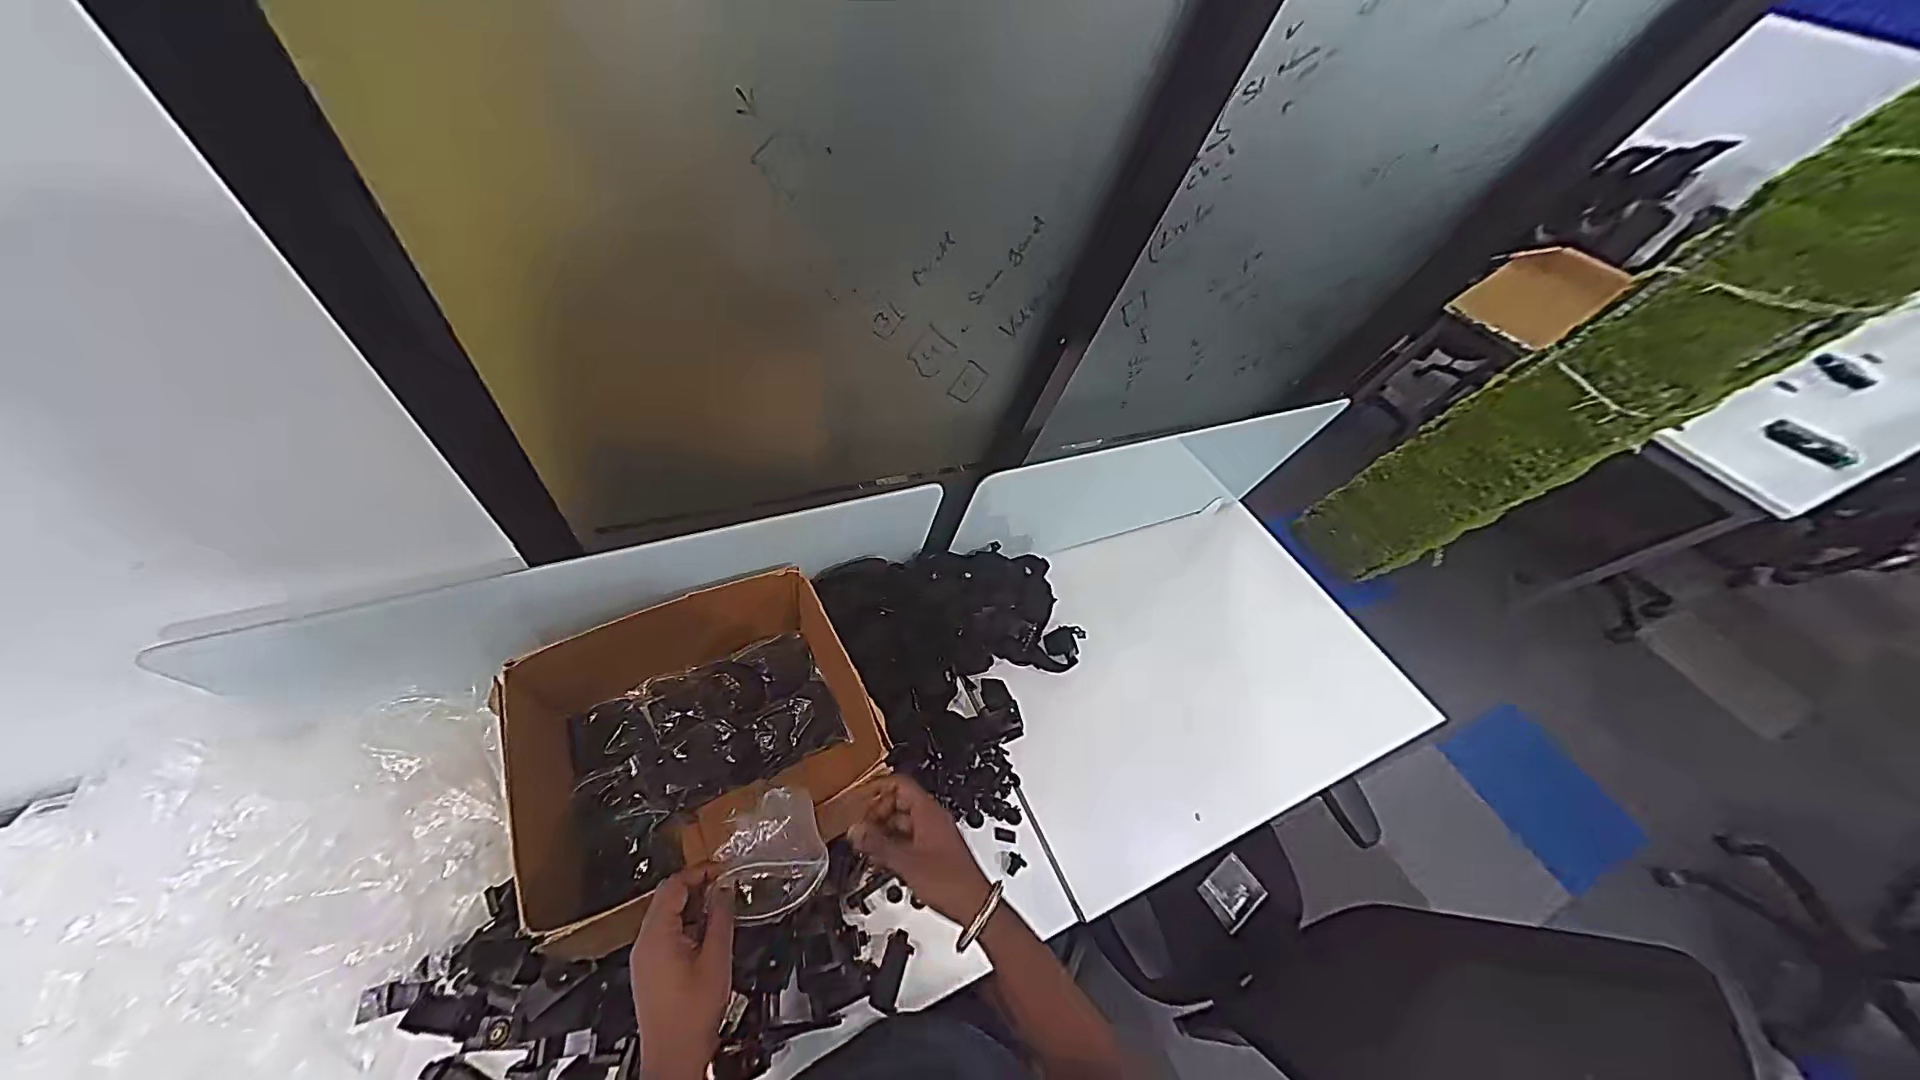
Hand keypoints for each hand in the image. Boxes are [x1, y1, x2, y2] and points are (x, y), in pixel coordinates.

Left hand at [631, 863, 734, 1079]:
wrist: (673, 1057)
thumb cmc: (692, 1014)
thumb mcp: (716, 958)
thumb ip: (721, 917)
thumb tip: (725, 889)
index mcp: (657, 936)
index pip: (673, 886)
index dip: (700, 872)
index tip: (723, 870)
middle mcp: (644, 943)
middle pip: (667, 897)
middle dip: (697, 886)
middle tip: (724, 883)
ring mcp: (644, 957)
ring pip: (666, 914)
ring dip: (692, 904)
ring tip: (720, 904)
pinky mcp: (649, 969)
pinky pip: (664, 932)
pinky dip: (686, 922)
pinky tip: (706, 930)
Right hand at [848, 775, 992, 924]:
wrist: (974, 905)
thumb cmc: (950, 881)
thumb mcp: (905, 861)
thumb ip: (878, 845)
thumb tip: (857, 831)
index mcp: (927, 811)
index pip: (899, 784)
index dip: (878, 789)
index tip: (860, 800)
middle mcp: (932, 818)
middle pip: (898, 803)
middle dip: (876, 815)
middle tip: (860, 830)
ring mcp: (934, 833)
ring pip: (902, 823)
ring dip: (883, 832)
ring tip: (867, 847)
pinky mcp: (935, 850)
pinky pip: (909, 838)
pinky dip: (894, 845)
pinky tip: (883, 860)